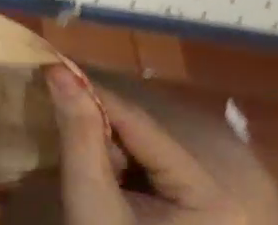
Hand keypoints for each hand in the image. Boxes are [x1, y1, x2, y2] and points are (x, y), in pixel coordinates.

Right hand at [49, 67, 249, 224]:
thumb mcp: (91, 195)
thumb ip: (78, 132)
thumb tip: (59, 71)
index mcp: (214, 197)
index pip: (142, 127)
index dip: (95, 95)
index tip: (54, 67)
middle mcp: (224, 196)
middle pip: (147, 138)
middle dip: (99, 119)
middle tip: (55, 99)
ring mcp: (213, 207)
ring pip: (147, 151)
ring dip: (106, 138)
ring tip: (68, 128)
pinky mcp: (195, 213)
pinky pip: (151, 171)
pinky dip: (118, 161)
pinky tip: (93, 160)